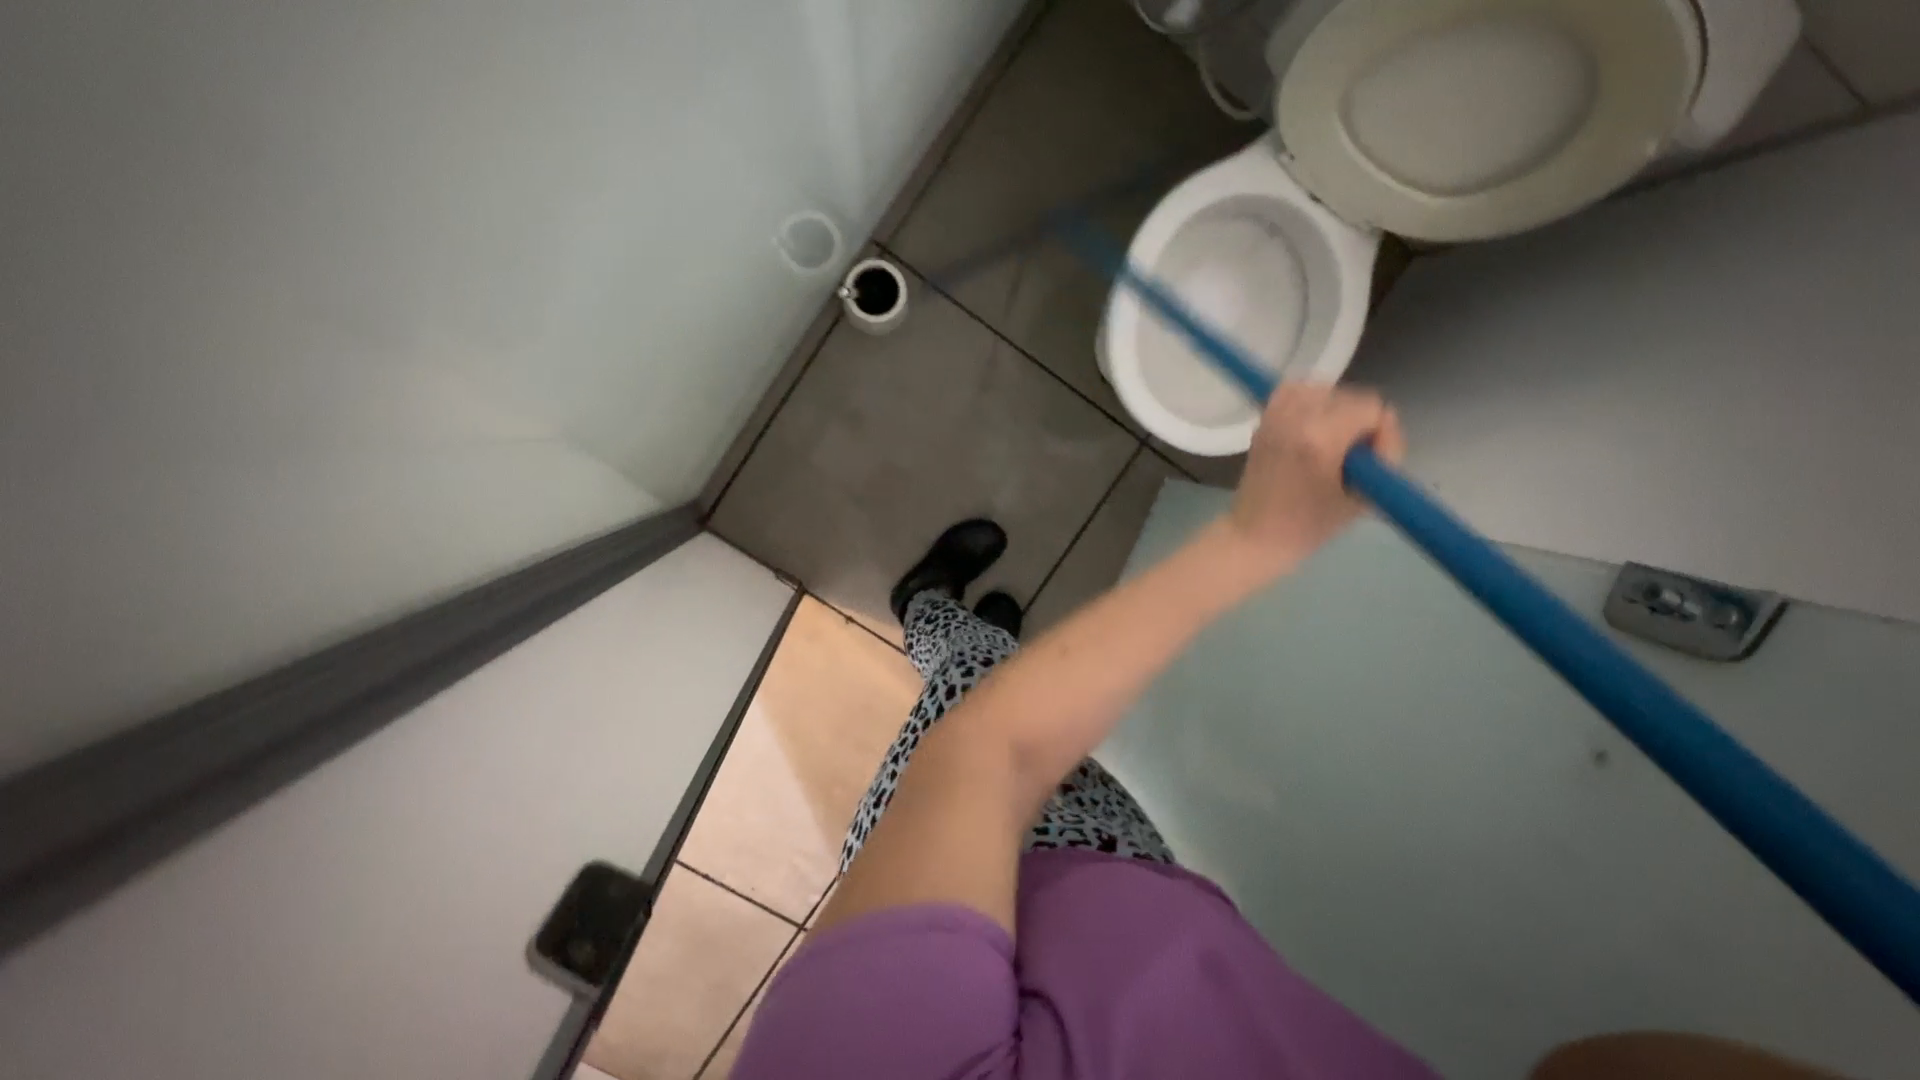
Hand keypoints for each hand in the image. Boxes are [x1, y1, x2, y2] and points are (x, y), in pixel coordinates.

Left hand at [1227, 381, 1404, 568]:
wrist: (1254, 534)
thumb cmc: (1309, 526)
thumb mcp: (1361, 497)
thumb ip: (1382, 458)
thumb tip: (1385, 430)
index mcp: (1320, 438)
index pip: (1371, 407)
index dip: (1381, 432)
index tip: (1373, 460)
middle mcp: (1295, 418)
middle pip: (1349, 396)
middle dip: (1360, 421)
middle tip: (1354, 454)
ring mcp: (1274, 416)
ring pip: (1321, 389)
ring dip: (1334, 409)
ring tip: (1333, 440)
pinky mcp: (1262, 421)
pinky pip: (1292, 392)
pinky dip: (1307, 402)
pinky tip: (1312, 427)